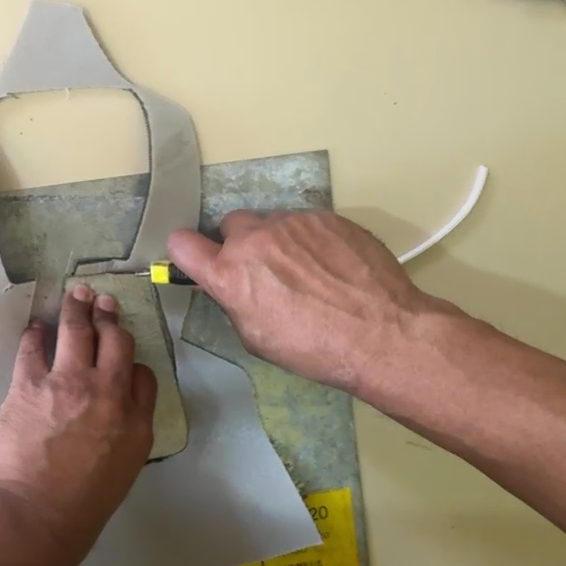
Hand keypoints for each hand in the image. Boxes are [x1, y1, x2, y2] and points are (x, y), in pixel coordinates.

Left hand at [0, 285, 156, 556]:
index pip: (143, 378)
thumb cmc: (76, 512)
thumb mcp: (119, 475)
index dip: (132, 360)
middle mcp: (108, 396)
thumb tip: (110, 418)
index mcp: (135, 426)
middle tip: (105, 303)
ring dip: (77, 308)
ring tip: (77, 293)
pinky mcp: (30, 383)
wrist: (33, 516)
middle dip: (111, 318)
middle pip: (116, 343)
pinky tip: (34, 327)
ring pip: (77, 331)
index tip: (124, 355)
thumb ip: (121, 438)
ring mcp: (68, 384)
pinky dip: (34, 333)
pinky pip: (34, 347)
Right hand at [166, 211, 462, 391]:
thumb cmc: (314, 348)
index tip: (202, 262)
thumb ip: (234, 301)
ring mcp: (292, 223)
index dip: (188, 253)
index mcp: (229, 274)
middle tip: (264, 270)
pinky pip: (306, 223)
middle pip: (230, 225)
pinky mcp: (325, 217)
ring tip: (308, 271)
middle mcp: (254, 239)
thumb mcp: (256, 337)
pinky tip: (333, 266)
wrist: (384, 334)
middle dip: (240, 244)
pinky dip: (311, 240)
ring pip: (271, 222)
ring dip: (278, 241)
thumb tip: (230, 286)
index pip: (181, 243)